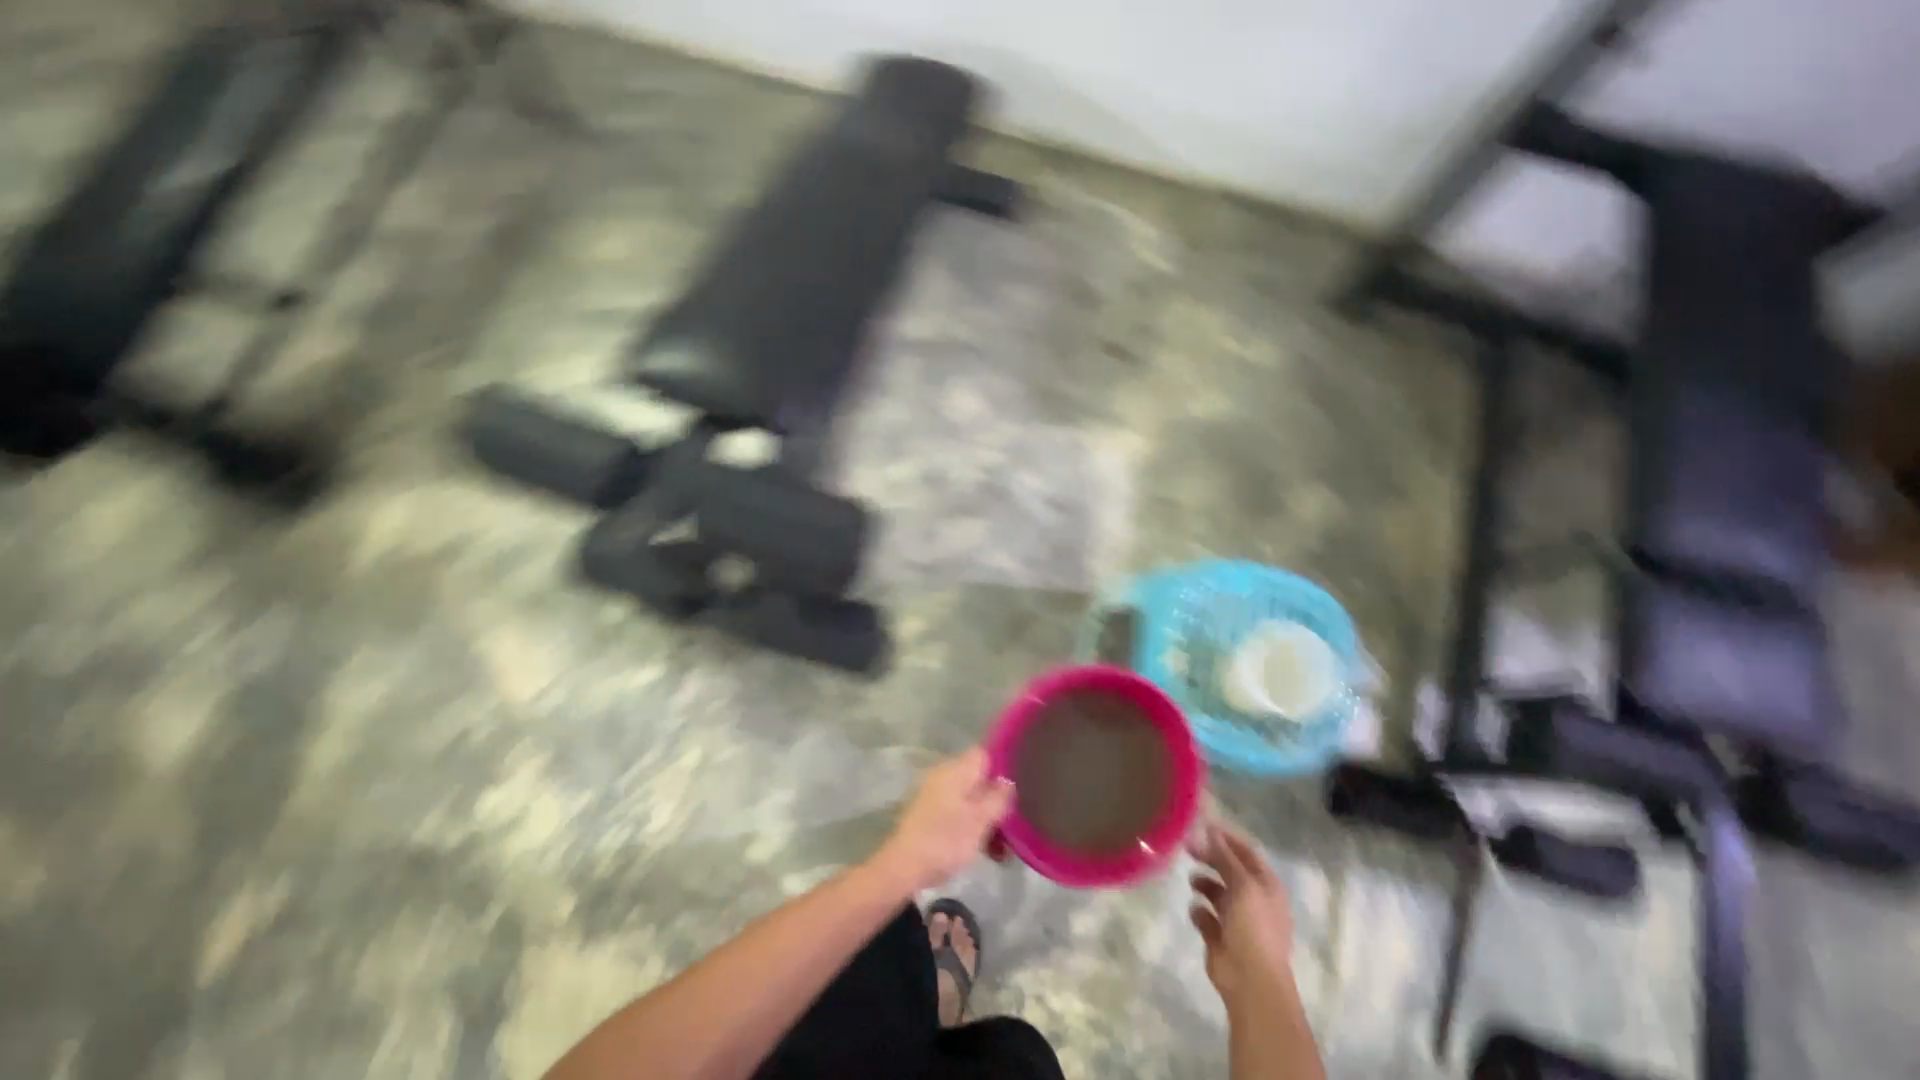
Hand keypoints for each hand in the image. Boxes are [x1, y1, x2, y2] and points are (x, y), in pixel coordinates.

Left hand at [871, 748, 1014, 893]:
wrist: (904, 867)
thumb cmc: (946, 840)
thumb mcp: (980, 820)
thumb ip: (997, 798)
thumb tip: (1007, 781)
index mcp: (956, 770)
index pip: (984, 753)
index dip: (1003, 765)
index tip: (1020, 785)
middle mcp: (943, 776)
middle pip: (978, 778)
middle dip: (997, 798)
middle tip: (1014, 819)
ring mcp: (935, 796)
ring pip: (970, 799)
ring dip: (987, 817)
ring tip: (1003, 844)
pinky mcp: (930, 815)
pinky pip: (959, 813)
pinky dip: (973, 826)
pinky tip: (987, 850)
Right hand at [1189, 820, 1296, 1012]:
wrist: (1251, 980)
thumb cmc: (1253, 927)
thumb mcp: (1242, 885)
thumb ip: (1223, 857)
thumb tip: (1205, 829)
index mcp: (1267, 885)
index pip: (1246, 852)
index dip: (1226, 837)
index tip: (1201, 825)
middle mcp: (1254, 899)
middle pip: (1230, 870)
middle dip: (1211, 858)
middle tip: (1187, 848)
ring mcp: (1238, 920)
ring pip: (1217, 893)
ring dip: (1205, 884)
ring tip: (1192, 881)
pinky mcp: (1220, 937)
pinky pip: (1206, 917)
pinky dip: (1200, 912)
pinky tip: (1195, 912)